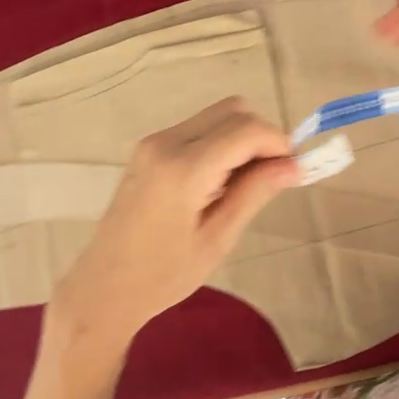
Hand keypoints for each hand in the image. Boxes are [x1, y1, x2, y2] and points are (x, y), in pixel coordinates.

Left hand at [51, 98, 300, 343]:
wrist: (103, 287)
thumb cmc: (163, 275)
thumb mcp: (217, 239)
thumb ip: (255, 193)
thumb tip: (295, 165)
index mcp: (184, 168)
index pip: (246, 130)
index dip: (278, 143)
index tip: (292, 171)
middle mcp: (166, 142)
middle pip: (233, 110)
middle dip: (261, 136)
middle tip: (270, 176)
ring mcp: (154, 141)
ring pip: (216, 115)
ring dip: (241, 138)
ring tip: (244, 184)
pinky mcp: (149, 148)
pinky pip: (198, 128)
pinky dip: (220, 142)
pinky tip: (219, 182)